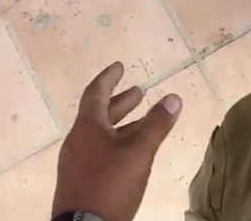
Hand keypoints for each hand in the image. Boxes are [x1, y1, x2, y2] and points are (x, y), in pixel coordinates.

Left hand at [52, 62, 181, 220]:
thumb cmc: (109, 185)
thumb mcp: (139, 152)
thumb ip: (156, 124)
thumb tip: (174, 97)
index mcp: (87, 127)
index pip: (96, 93)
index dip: (109, 78)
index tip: (119, 66)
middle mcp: (77, 142)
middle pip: (98, 114)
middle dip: (120, 103)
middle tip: (139, 93)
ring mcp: (75, 165)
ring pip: (99, 135)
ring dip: (120, 125)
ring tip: (143, 122)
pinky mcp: (79, 184)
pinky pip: (97, 153)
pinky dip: (114, 144)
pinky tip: (130, 154)